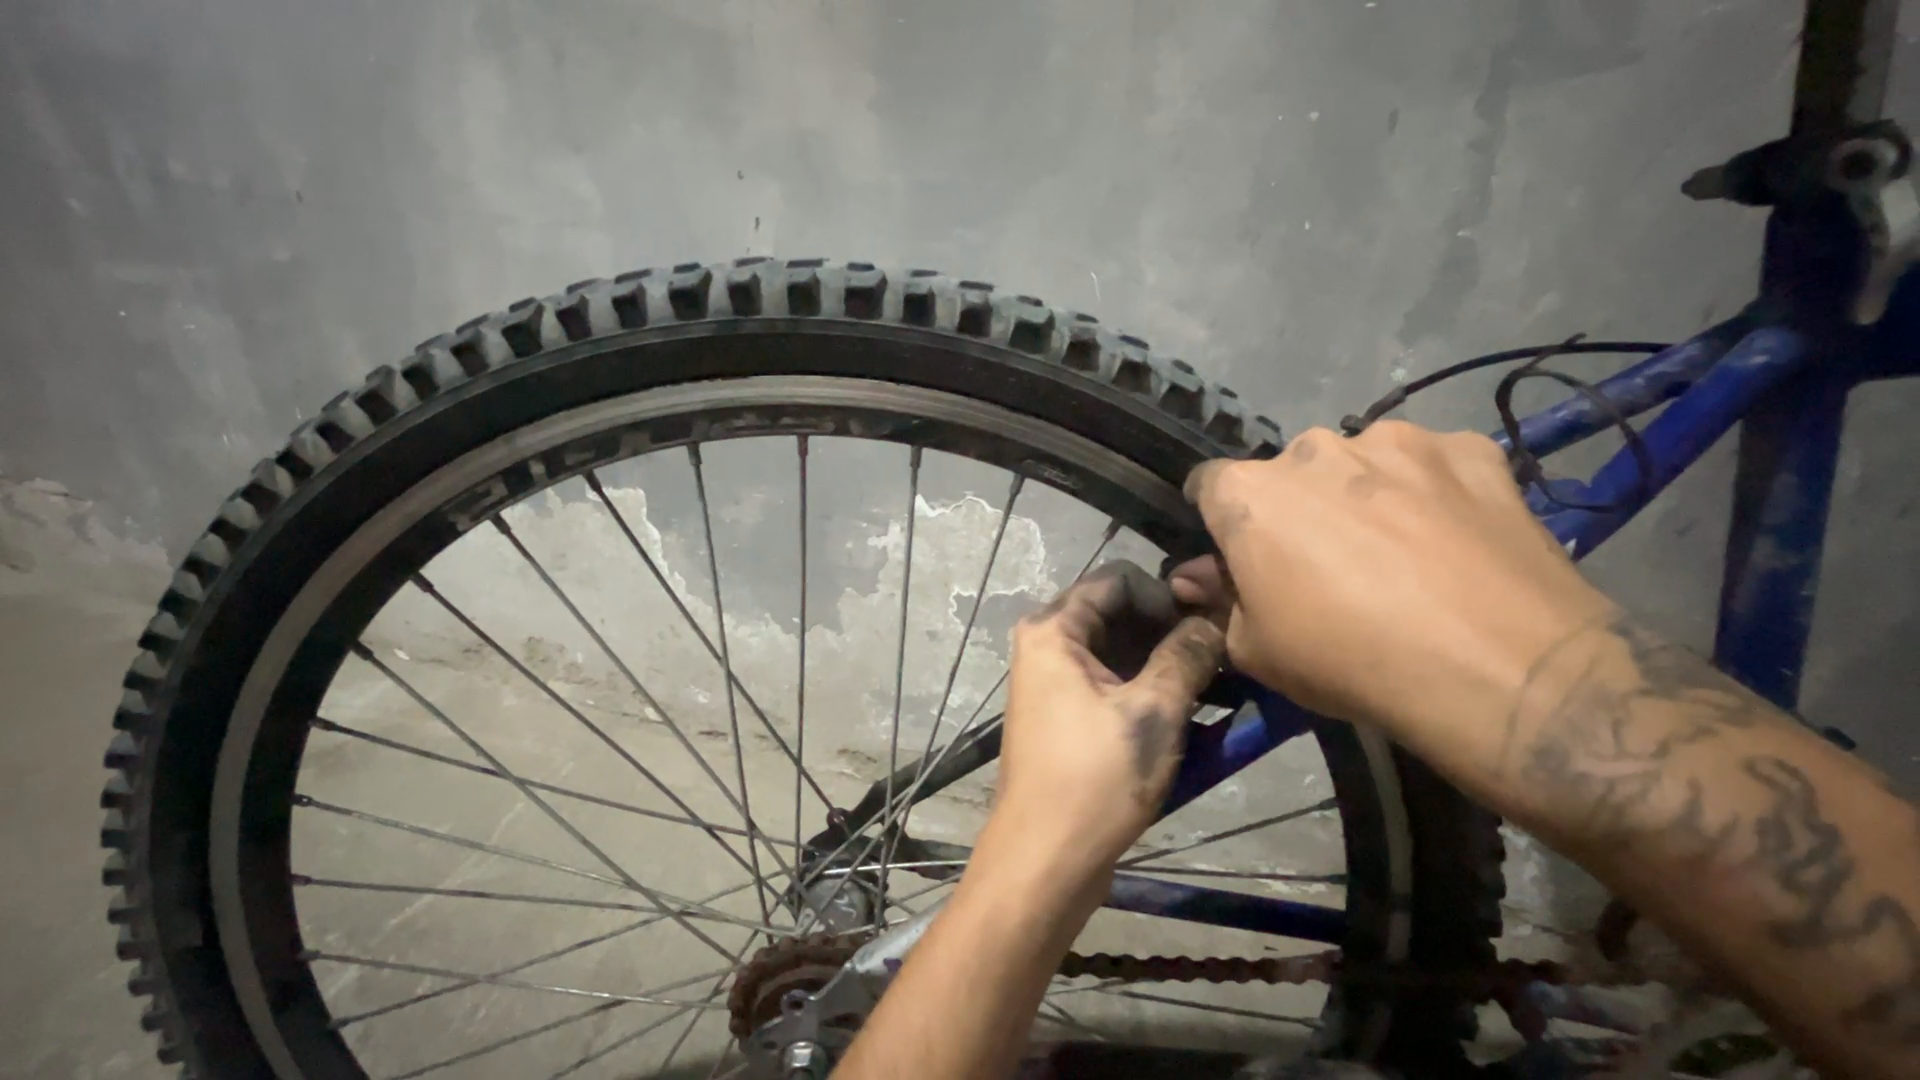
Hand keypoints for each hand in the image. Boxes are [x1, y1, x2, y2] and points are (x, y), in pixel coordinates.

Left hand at [984, 561, 1225, 901]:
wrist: (1044, 860)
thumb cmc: (1096, 778)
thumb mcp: (1153, 711)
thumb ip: (1187, 654)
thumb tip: (1213, 619)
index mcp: (1053, 628)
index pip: (1119, 579)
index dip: (1168, 596)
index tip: (1209, 628)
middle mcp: (1047, 645)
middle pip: (1120, 614)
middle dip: (1172, 632)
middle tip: (1223, 658)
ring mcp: (1055, 682)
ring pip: (1121, 652)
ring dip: (1167, 665)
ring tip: (1219, 687)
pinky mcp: (1068, 717)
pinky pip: (1114, 685)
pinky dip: (1150, 691)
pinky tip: (1194, 712)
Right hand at [1176, 421, 1612, 739]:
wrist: (1499, 668)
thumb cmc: (1350, 660)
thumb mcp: (1257, 651)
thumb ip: (1217, 602)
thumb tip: (1195, 579)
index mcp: (1249, 494)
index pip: (1208, 485)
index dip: (1220, 522)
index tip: (1240, 556)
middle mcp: (1314, 449)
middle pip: (1288, 473)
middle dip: (1296, 508)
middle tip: (1327, 566)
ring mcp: (1397, 441)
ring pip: (1361, 463)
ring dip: (1363, 494)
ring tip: (1401, 552)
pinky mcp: (1470, 449)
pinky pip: (1431, 465)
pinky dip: (1430, 492)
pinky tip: (1453, 540)